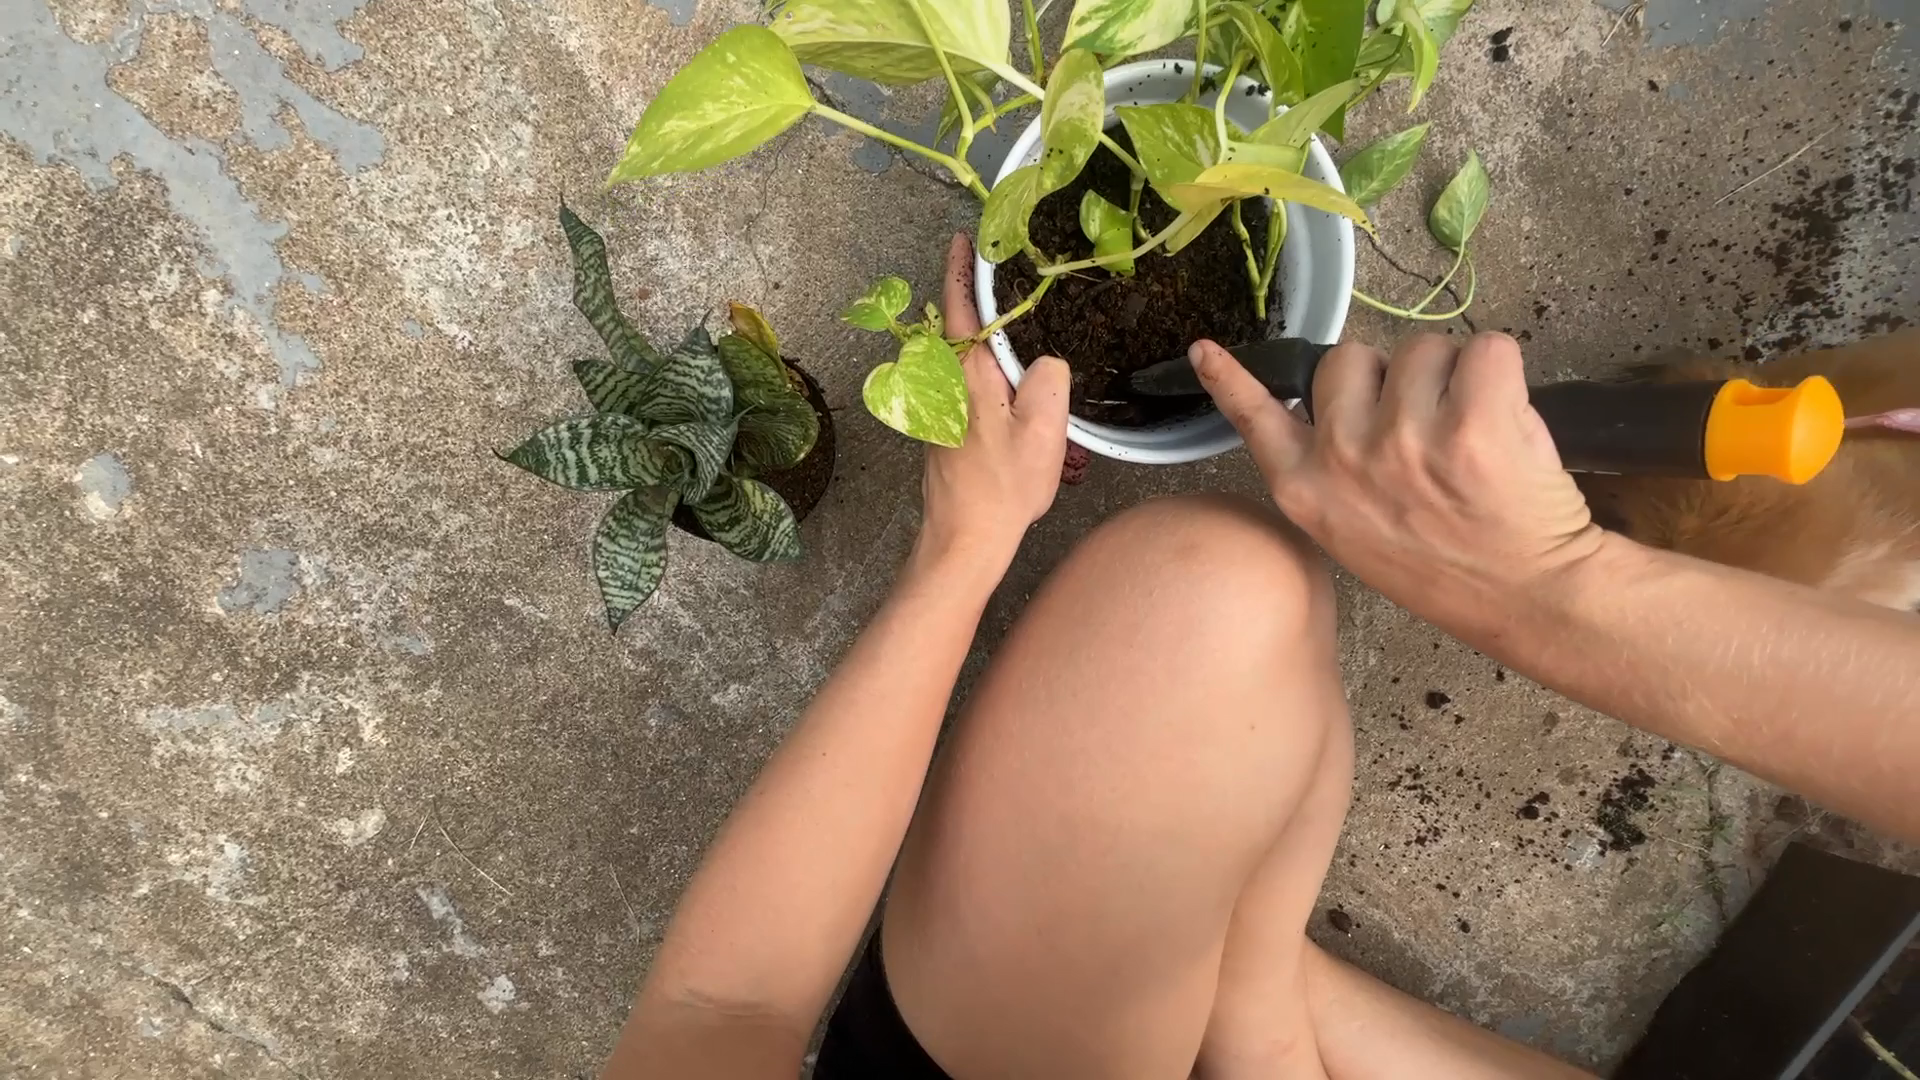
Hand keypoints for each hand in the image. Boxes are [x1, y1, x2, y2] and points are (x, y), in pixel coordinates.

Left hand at [916, 234, 1070, 576]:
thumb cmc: (1002, 487)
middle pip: (954, 329)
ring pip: (957, 358)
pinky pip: (959, 383)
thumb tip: (1044, 362)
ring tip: (1009, 330)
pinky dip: (978, 369)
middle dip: (971, 300)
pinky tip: (1003, 381)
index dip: (961, 270)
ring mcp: (937, 408)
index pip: (958, 307)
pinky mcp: (940, 429)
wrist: (964, 536)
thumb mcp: (1043, 430)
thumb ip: (1047, 379)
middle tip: (997, 278)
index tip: (963, 240)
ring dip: (978, 338)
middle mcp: (943, 385)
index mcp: (967, 376)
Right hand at [1190, 332, 1604, 634]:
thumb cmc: (1431, 560)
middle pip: (1349, 357)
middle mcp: (1339, 458)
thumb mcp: (1344, 526)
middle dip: (1387, 376)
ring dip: (1448, 374)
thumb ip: (1322, 466)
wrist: (1518, 593)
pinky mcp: (1471, 422)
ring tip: (1465, 429)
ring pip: (1422, 349)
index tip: (1203, 350)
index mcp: (1302, 487)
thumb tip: (1337, 399)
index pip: (1255, 418)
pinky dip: (1500, 369)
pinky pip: (1485, 347)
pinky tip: (1504, 415)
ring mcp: (1401, 438)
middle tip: (1418, 422)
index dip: (1231, 379)